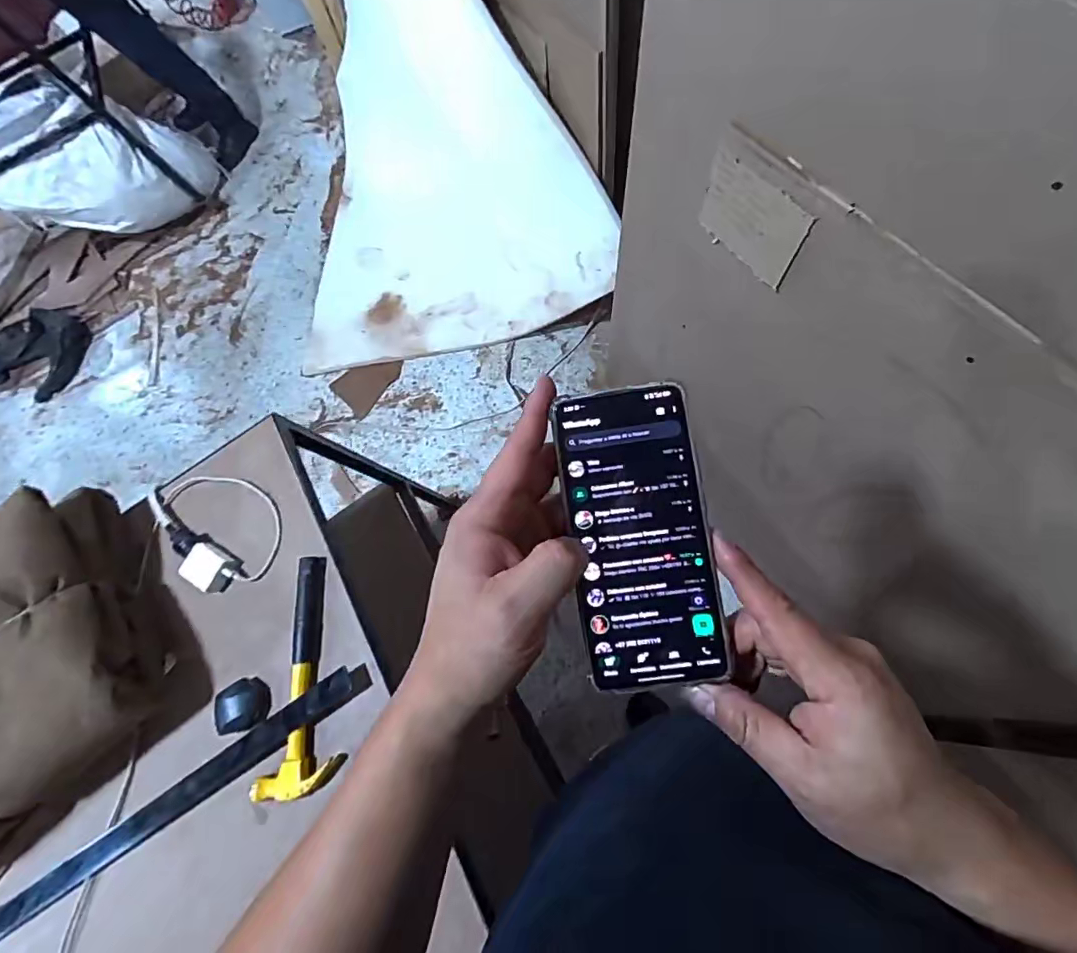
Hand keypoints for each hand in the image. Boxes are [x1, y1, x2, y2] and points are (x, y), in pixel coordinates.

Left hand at [401, 376, 584, 732]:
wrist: (453, 692)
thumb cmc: (472, 645)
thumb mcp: (515, 605)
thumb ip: (555, 565)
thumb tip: (583, 541)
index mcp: (484, 520)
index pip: (514, 459)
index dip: (533, 420)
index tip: (550, 386)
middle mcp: (497, 525)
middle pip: (538, 478)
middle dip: (571, 456)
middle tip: (614, 439)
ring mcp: (511, 548)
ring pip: (552, 509)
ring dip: (582, 499)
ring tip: (623, 484)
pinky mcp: (523, 570)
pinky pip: (557, 540)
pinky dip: (580, 533)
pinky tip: (608, 533)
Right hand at [690, 534, 981, 880]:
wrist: (942, 827)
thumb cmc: (872, 807)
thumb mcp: (797, 773)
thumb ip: (745, 724)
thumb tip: (699, 690)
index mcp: (837, 673)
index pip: (779, 612)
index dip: (745, 574)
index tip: (718, 539)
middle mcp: (847, 651)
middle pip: (774, 624)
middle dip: (735, 645)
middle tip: (714, 685)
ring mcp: (854, 657)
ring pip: (785, 634)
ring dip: (752, 655)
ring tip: (737, 694)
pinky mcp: (854, 667)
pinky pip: (800, 648)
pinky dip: (772, 661)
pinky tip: (760, 690)